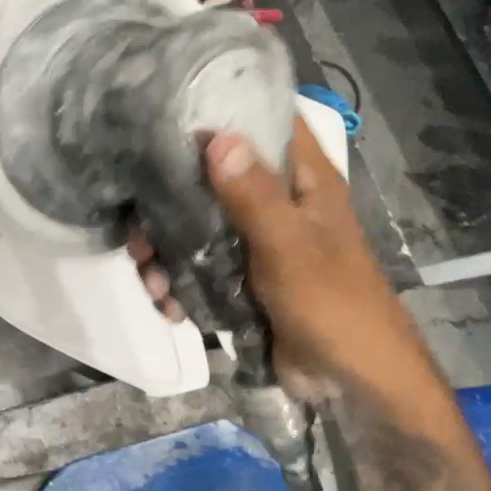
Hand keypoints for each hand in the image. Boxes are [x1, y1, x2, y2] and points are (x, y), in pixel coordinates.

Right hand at [131, 119, 438, 403]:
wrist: (351, 381)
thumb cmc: (333, 305)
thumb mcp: (290, 248)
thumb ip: (254, 196)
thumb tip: (217, 137)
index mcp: (304, 183)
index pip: (268, 123)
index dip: (225, 110)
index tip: (169, 112)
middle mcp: (277, 203)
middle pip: (212, 177)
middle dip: (169, 200)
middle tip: (139, 224)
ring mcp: (255, 242)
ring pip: (194, 225)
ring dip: (164, 250)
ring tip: (152, 279)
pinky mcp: (239, 277)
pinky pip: (195, 266)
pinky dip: (176, 282)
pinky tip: (169, 303)